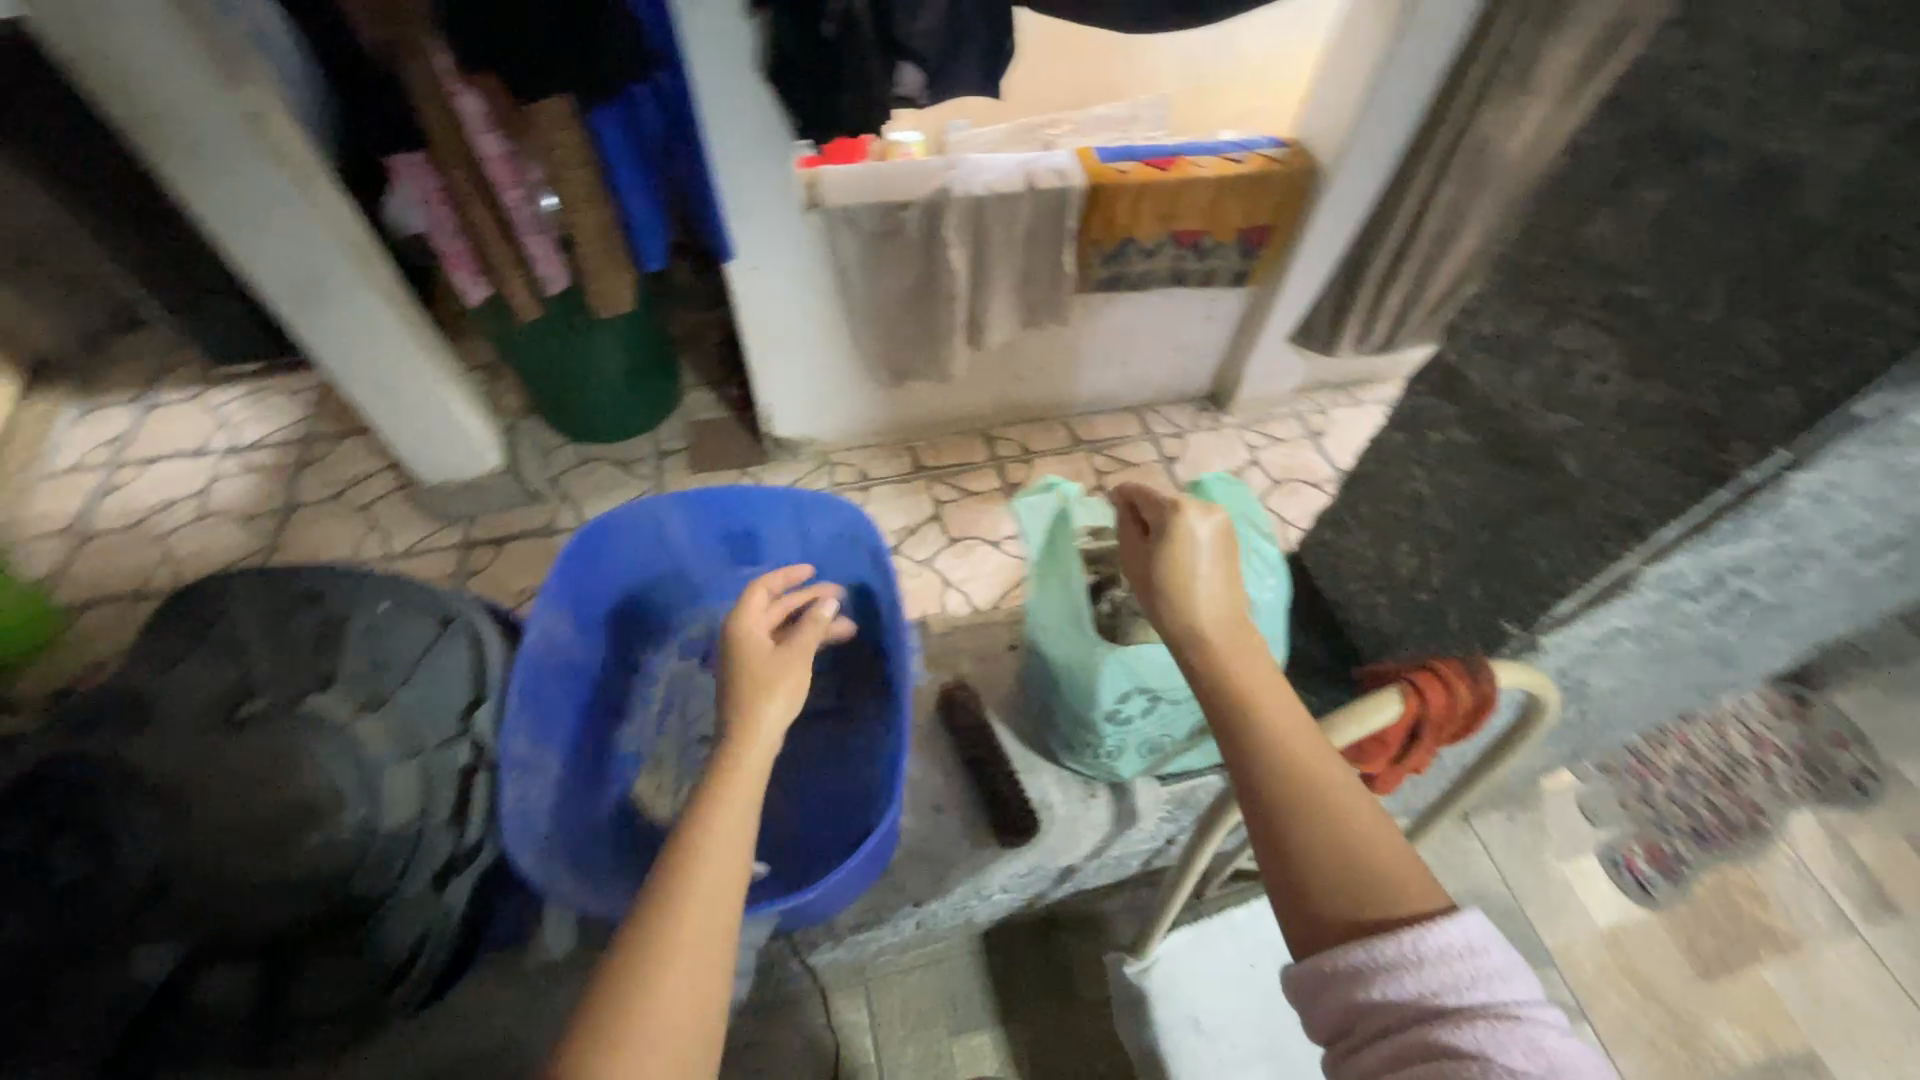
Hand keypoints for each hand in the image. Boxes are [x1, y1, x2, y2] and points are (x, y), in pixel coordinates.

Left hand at [717, 564, 857, 752]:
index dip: (789, 576)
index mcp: (743, 623)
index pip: (764, 587)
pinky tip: (829, 641)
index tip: (814, 571)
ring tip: (847, 624)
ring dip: (812, 623)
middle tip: (841, 596)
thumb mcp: (796, 655)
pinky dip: (804, 640)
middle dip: (809, 601)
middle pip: (776, 607)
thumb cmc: (771, 692)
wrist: (749, 741)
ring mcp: (749, 654)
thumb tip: (829, 601)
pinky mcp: (758, 671)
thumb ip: (813, 624)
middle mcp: (742, 633)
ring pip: (783, 628)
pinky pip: (782, 644)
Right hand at [1109, 483, 1256, 653]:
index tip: (1111, 509)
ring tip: (1158, 550)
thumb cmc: (1164, 597)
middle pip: (1162, 498)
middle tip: (1134, 538)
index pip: (1139, 490)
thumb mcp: (1132, 558)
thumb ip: (1125, 521)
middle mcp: (1201, 503)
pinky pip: (1197, 521)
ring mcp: (1220, 517)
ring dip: (1165, 520)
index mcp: (1175, 508)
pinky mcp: (1230, 532)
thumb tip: (1123, 501)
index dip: (1121, 496)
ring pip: (1180, 509)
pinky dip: (1183, 529)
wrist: (1212, 630)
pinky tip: (1179, 554)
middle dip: (1146, 511)